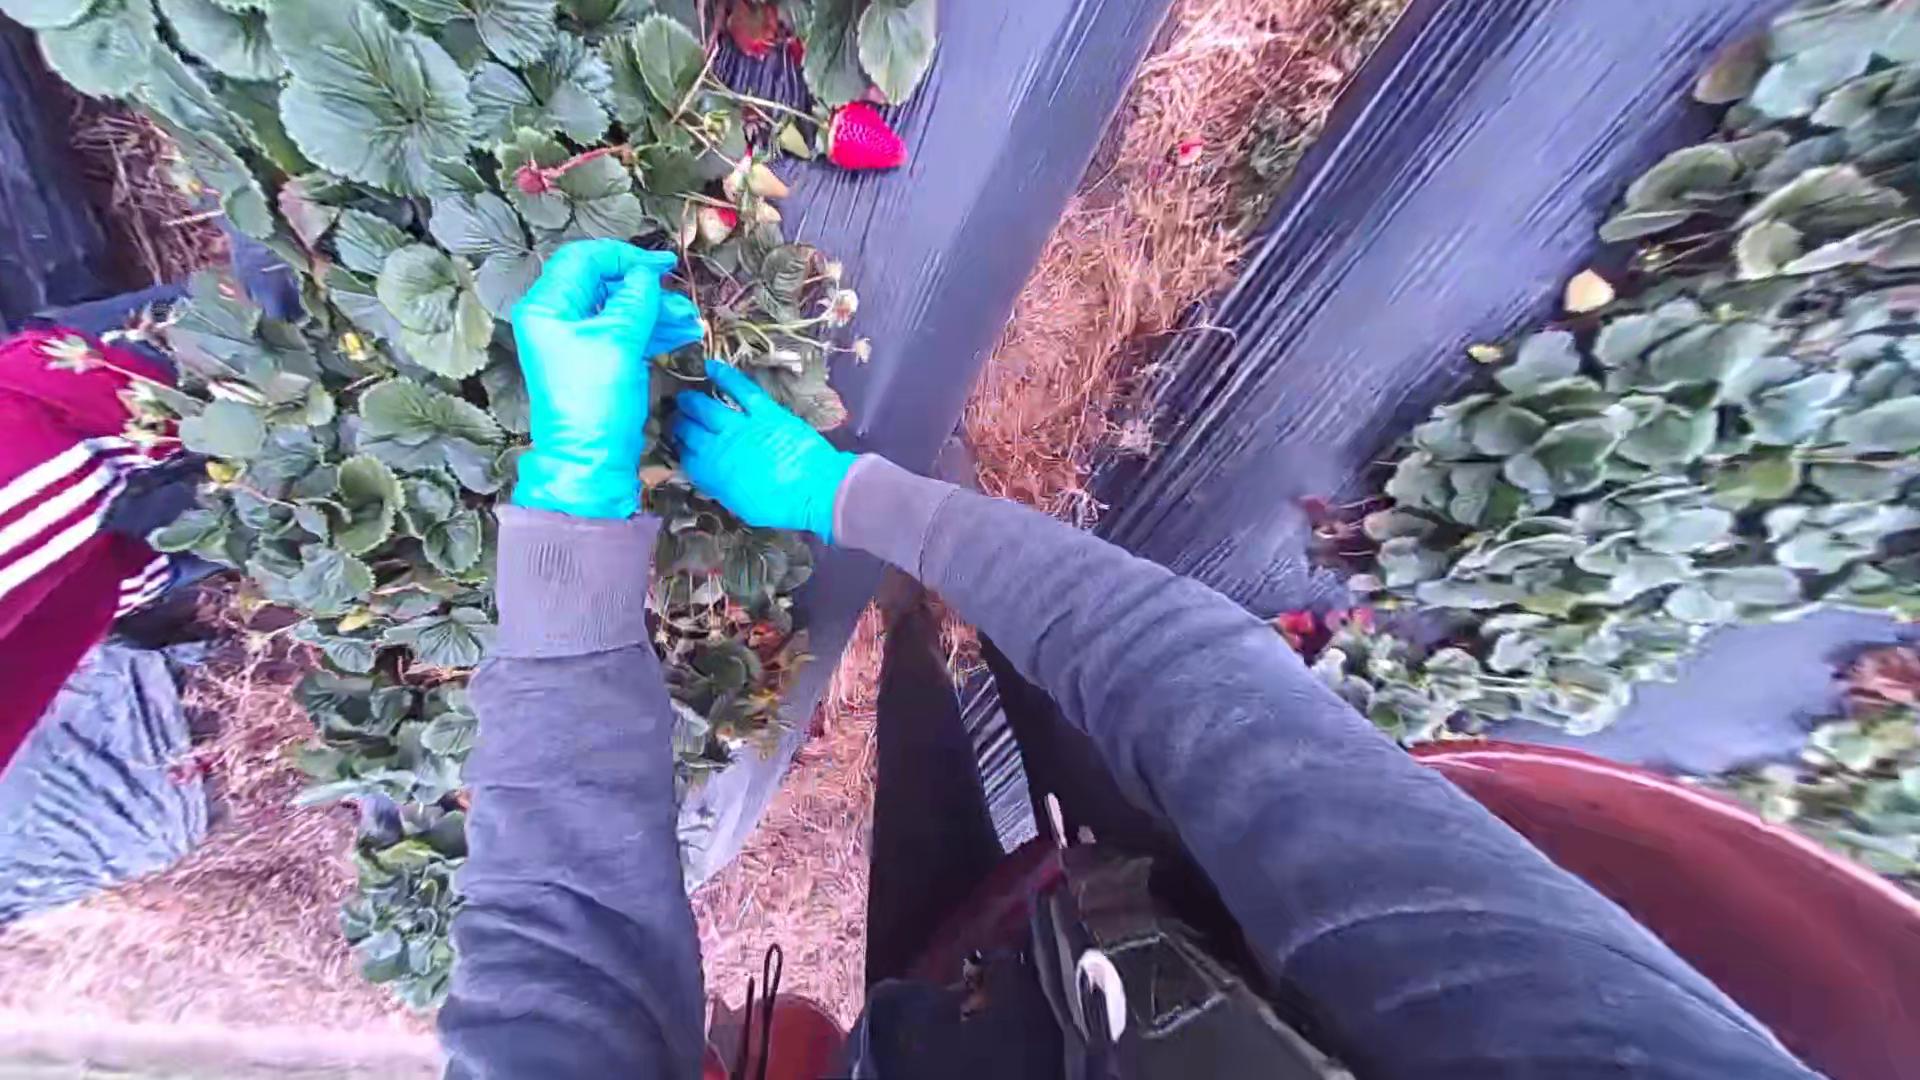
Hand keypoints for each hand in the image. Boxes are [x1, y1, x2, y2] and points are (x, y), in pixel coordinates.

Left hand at [510, 240, 703, 518]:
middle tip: (681, 300)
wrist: (594, 454)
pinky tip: (681, 332)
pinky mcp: (603, 360)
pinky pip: (629, 333)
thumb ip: (635, 303)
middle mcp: (561, 318)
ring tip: (689, 320)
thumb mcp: (618, 344)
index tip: (663, 266)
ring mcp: (582, 340)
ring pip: (622, 310)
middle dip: (647, 289)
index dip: (625, 258)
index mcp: (549, 307)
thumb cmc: (597, 399)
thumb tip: (647, 274)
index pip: (584, 261)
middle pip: (606, 285)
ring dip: (657, 311)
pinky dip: (654, 330)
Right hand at [671, 358, 857, 541]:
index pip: (687, 457)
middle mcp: (720, 448)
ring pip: (707, 408)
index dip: (682, 449)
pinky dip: (725, 376)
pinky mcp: (765, 412)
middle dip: (681, 423)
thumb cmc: (782, 506)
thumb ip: (724, 488)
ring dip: (693, 401)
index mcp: (714, 475)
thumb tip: (713, 477)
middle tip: (678, 417)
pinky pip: (740, 389)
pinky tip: (711, 367)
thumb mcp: (743, 507)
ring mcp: (742, 427)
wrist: (816, 491)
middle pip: (691, 430)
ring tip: (685, 397)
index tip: (681, 444)